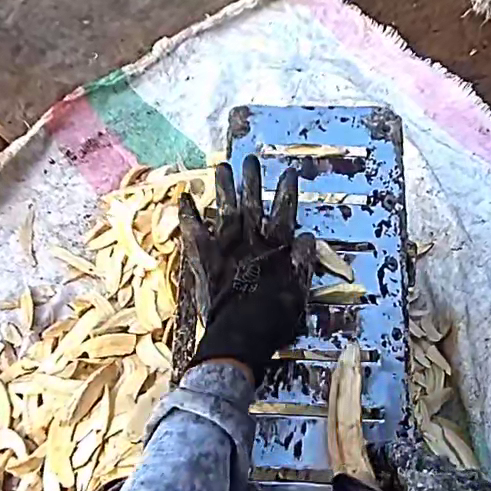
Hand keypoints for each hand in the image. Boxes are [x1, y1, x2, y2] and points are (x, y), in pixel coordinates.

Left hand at [178, 157, 315, 380]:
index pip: (285, 212)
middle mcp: (251, 239)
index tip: (288, 172)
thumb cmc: (274, 318)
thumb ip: (303, 263)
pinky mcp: (204, 256)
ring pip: (226, 208)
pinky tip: (184, 197)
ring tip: (222, 166)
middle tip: (249, 159)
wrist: (241, 332)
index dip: (286, 192)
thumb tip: (307, 238)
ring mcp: (226, 245)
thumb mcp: (299, 292)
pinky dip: (188, 214)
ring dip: (224, 186)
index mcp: (276, 247)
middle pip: (253, 203)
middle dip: (252, 180)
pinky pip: (193, 230)